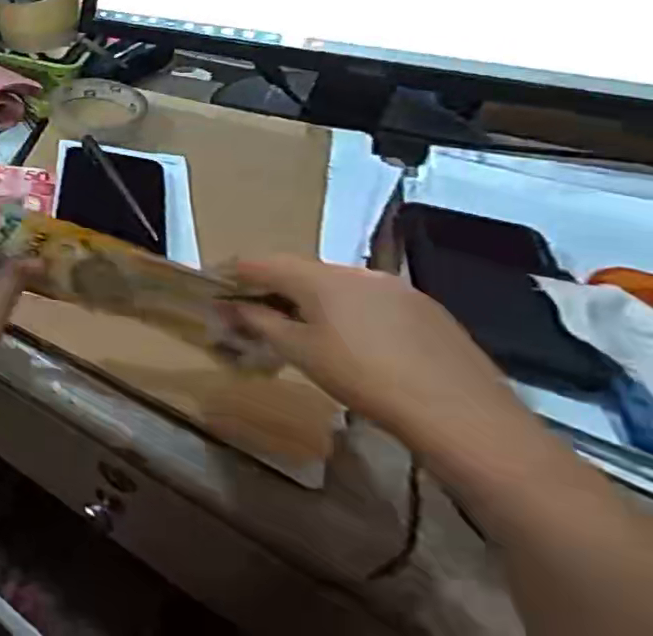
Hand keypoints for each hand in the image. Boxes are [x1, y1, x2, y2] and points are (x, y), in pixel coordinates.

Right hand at [221, 256, 527, 449]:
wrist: (467, 419)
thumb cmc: (365, 379)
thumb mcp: (298, 351)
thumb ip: (257, 321)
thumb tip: (227, 305)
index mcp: (320, 277)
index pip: (259, 263)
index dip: (231, 274)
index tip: (215, 291)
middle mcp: (358, 272)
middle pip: (299, 270)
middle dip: (272, 287)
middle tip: (255, 313)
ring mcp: (399, 289)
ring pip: (338, 284)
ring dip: (312, 299)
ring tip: (303, 329)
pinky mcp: (429, 311)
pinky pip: (371, 299)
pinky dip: (348, 311)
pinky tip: (354, 342)